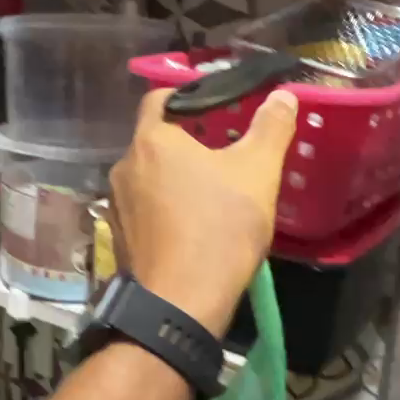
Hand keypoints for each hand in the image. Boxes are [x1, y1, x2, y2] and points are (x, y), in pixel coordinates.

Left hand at [109, 88, 298, 336]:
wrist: (180, 304)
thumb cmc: (220, 229)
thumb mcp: (257, 173)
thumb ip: (271, 129)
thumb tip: (282, 95)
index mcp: (151, 140)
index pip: (161, 98)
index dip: (189, 96)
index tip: (218, 105)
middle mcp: (124, 166)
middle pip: (156, 139)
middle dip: (189, 141)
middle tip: (226, 151)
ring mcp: (117, 203)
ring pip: (150, 175)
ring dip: (177, 176)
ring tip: (213, 188)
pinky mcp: (119, 236)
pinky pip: (145, 207)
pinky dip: (166, 205)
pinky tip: (194, 222)